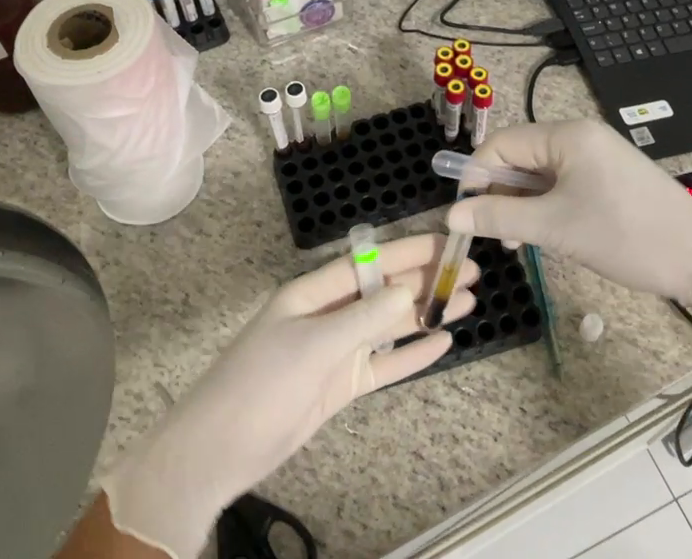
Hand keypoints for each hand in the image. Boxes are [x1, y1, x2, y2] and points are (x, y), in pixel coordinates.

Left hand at [99, 234, 477, 558]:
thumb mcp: (312, 345)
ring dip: (425, 315)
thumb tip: (409, 289)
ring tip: (468, 301)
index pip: (369, 264)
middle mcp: (328, 315)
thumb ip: (363, 318)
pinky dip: (411, 355)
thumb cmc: (260, 384)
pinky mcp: (340, 385)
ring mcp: (335, 351)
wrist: (220, 449)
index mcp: (313, 293)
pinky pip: (384, 365)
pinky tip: (444, 344)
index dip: (408, 252)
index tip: (446, 243)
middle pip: (385, 292)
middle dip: (425, 280)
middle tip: (471, 272)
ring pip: (389, 327)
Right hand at [446, 119, 691, 317]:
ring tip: (518, 241)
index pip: (501, 144)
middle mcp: (582, 137)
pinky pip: (564, 184)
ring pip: (541, 174)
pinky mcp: (611, 178)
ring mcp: (599, 156)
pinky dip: (547, 206)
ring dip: (522, 204)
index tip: (466, 215)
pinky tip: (545, 234)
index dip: (476, 177)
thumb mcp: (554, 228)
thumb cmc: (625, 236)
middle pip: (520, 156)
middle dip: (499, 193)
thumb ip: (499, 217)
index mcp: (568, 136)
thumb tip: (451, 216)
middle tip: (493, 233)